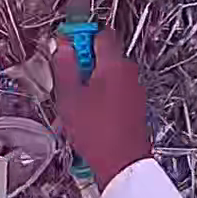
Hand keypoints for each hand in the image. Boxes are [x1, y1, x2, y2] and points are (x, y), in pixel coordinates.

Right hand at [51, 29, 153, 188]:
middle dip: (83, 62)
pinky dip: (100, 95)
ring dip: (91, 80)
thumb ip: (65, 66)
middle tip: (66, 76)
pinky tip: (87, 113)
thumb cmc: (99, 134)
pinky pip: (115, 90)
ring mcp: (134, 89)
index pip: (100, 33)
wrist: (123, 164)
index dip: (80, 37)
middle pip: (104, 54)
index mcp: (114, 65)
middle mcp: (129, 73)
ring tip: (74, 100)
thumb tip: (62, 47)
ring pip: (108, 74)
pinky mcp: (134, 105)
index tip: (67, 45)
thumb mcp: (70, 97)